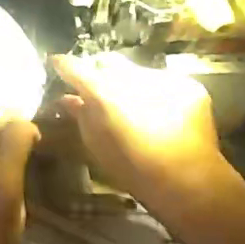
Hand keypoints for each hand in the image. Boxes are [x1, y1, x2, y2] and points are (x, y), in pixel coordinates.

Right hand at [51, 53, 239, 220]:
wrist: (188, 181)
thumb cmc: (133, 168)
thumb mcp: (95, 143)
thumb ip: (80, 115)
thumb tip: (67, 98)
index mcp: (104, 94)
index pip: (75, 66)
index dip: (62, 64)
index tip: (56, 63)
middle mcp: (133, 78)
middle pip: (108, 62)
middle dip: (99, 71)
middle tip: (95, 88)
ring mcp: (163, 78)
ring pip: (136, 71)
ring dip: (128, 82)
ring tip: (130, 103)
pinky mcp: (187, 84)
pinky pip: (162, 81)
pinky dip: (154, 91)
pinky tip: (156, 111)